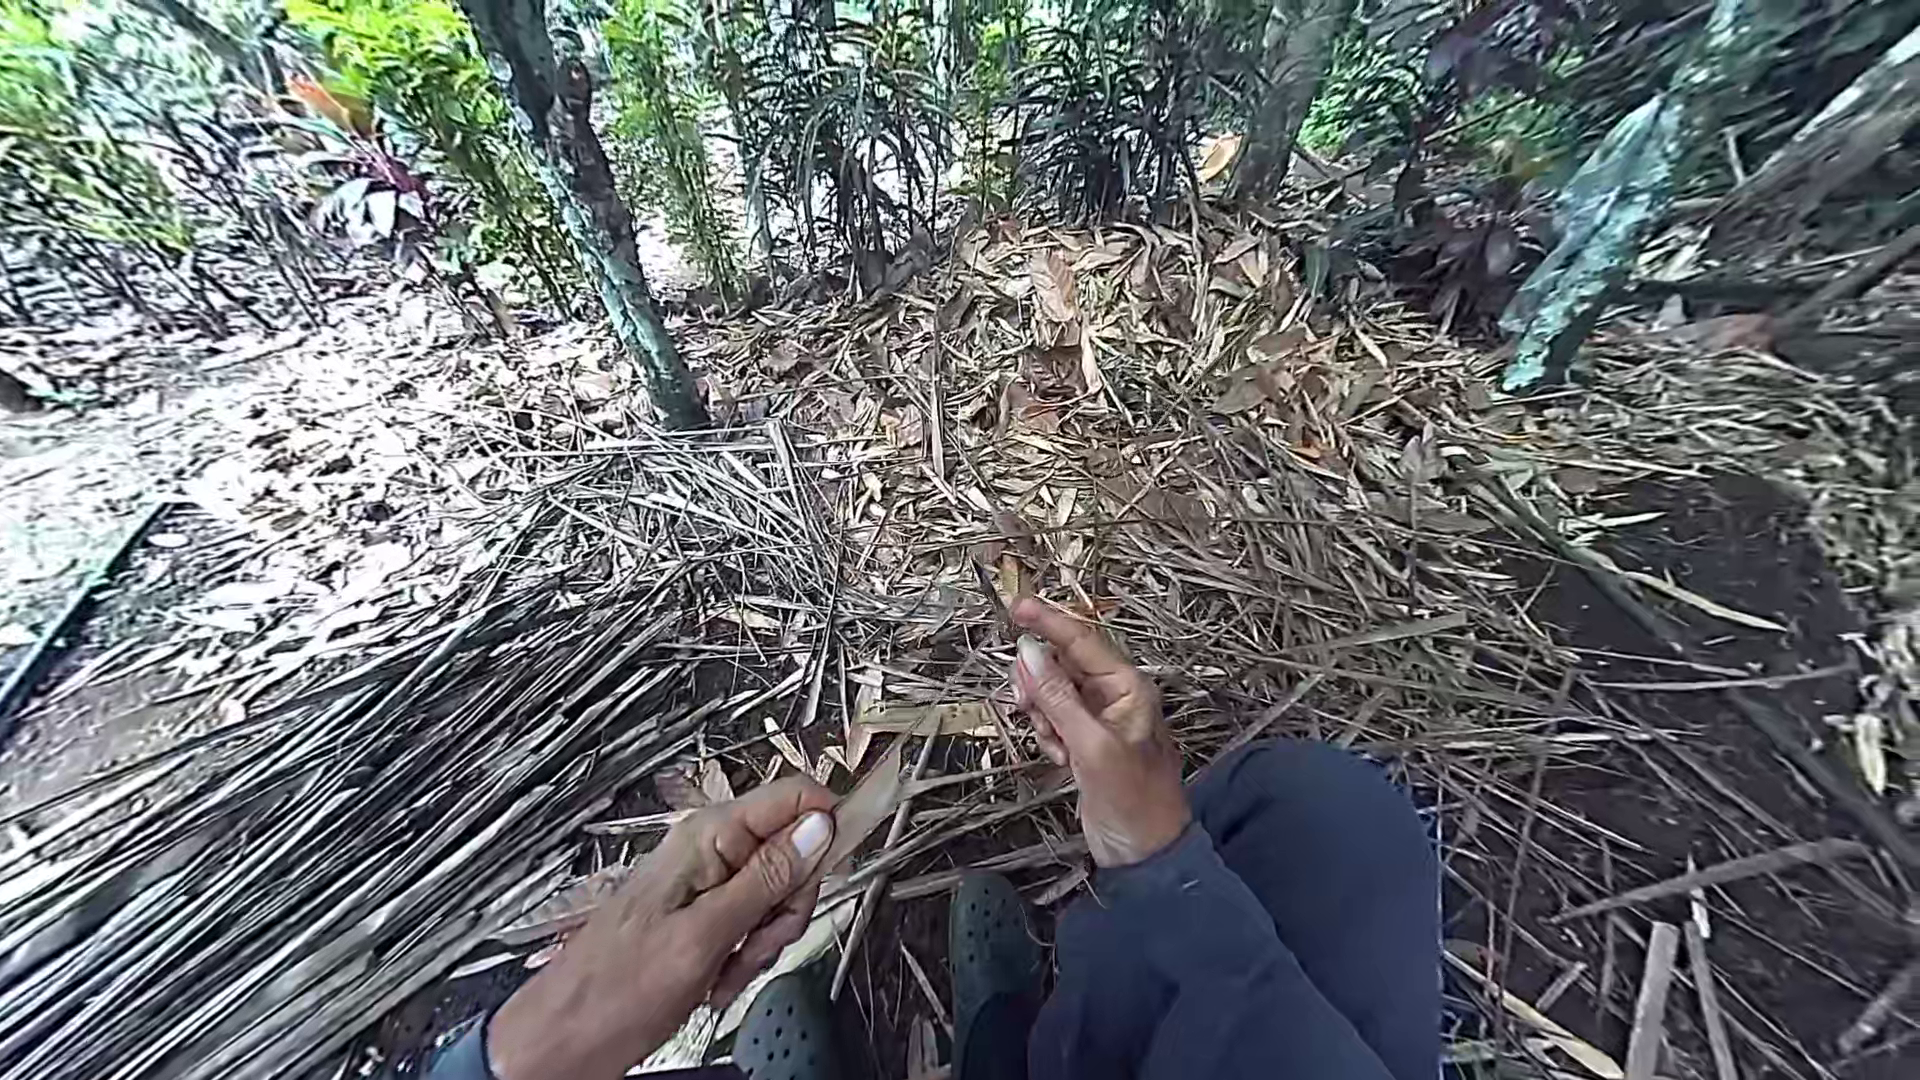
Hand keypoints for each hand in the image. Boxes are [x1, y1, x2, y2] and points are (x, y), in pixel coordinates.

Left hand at [486, 778, 836, 1079]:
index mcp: (713, 833)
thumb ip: (768, 877)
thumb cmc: (615, 990)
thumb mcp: (703, 935)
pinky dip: (753, 946)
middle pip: (796, 845)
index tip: (836, 866)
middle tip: (763, 938)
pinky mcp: (712, 905)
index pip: (794, 794)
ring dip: (770, 931)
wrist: (559, 1047)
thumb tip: (820, 825)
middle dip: (791, 898)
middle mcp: (717, 845)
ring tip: (733, 964)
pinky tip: (723, 972)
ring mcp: (715, 875)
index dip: (825, 824)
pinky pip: (761, 913)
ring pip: (783, 884)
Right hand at [1010, 596, 1189, 867]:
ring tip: (1054, 741)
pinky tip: (1060, 756)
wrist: (1143, 856)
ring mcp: (1095, 717)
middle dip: (1039, 683)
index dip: (1048, 621)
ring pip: (1050, 691)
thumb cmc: (1134, 801)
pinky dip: (1046, 732)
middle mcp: (1111, 695)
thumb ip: (1057, 697)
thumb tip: (1028, 653)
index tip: (1017, 606)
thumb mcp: (1092, 746)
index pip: (1081, 641)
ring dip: (1041, 712)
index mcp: (1127, 687)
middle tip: (1029, 704)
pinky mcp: (1082, 738)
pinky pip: (1050, 717)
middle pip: (1059, 665)